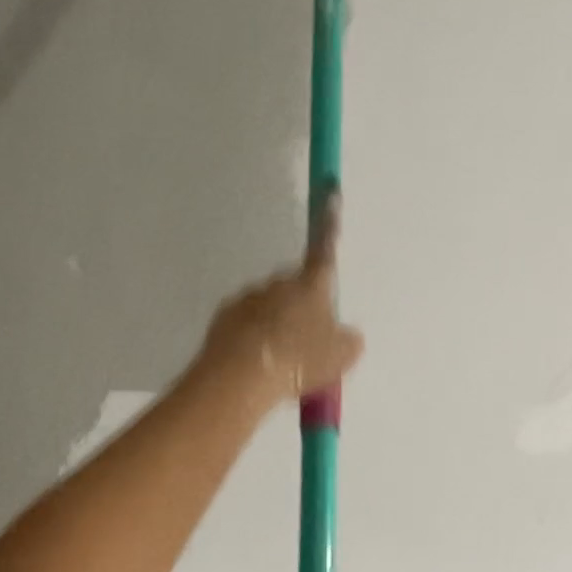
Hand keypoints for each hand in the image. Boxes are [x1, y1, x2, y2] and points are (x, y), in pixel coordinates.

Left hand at [198, 193, 364, 403]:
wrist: (242, 377)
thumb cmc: (299, 362)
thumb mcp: (341, 356)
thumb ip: (347, 340)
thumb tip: (344, 336)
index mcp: (311, 285)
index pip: (325, 248)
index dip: (330, 224)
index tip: (331, 194)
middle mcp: (278, 282)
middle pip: (294, 286)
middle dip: (299, 306)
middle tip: (304, 342)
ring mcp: (248, 297)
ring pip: (267, 306)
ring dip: (273, 325)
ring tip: (278, 362)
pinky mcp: (224, 315)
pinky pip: (244, 322)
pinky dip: (251, 336)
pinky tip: (255, 361)